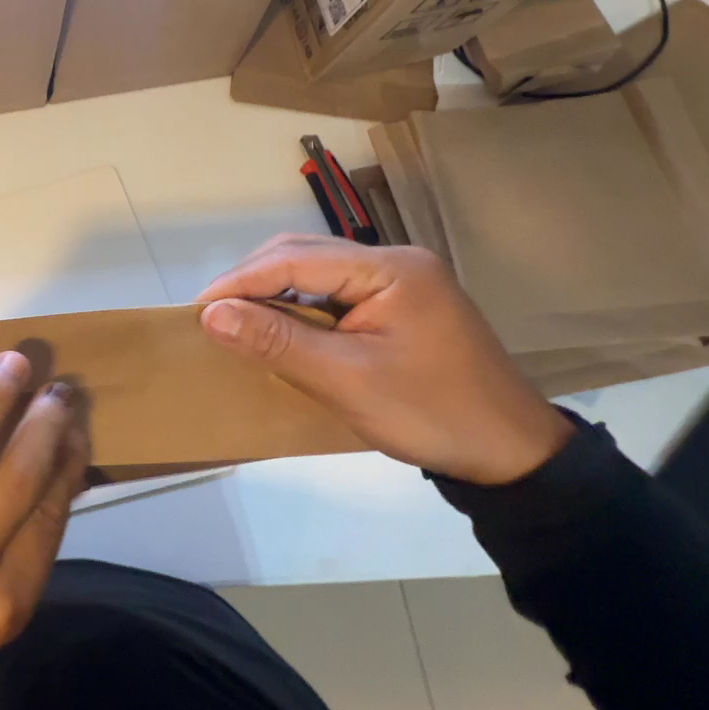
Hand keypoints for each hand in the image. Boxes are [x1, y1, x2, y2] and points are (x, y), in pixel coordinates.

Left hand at [0, 349, 91, 672]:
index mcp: (4, 595)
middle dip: (41, 426)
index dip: (66, 460)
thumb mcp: (3, 600)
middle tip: (56, 388)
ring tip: (13, 363)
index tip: (75, 421)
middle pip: (14, 478)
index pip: (48, 511)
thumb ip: (36, 536)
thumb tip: (66, 453)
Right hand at [196, 235, 571, 485]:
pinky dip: (295, 309)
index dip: (239, 282)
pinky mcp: (396, 305)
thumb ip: (276, 341)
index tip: (196, 312)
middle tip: (212, 319)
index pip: (293, 260)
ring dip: (270, 294)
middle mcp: (394, 262)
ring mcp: (397, 282)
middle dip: (250, 282)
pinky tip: (277, 332)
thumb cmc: (431, 414)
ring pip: (311, 272)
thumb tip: (210, 314)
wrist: (513, 454)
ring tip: (236, 325)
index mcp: (390, 269)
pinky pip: (329, 293)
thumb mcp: (346, 380)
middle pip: (300, 255)